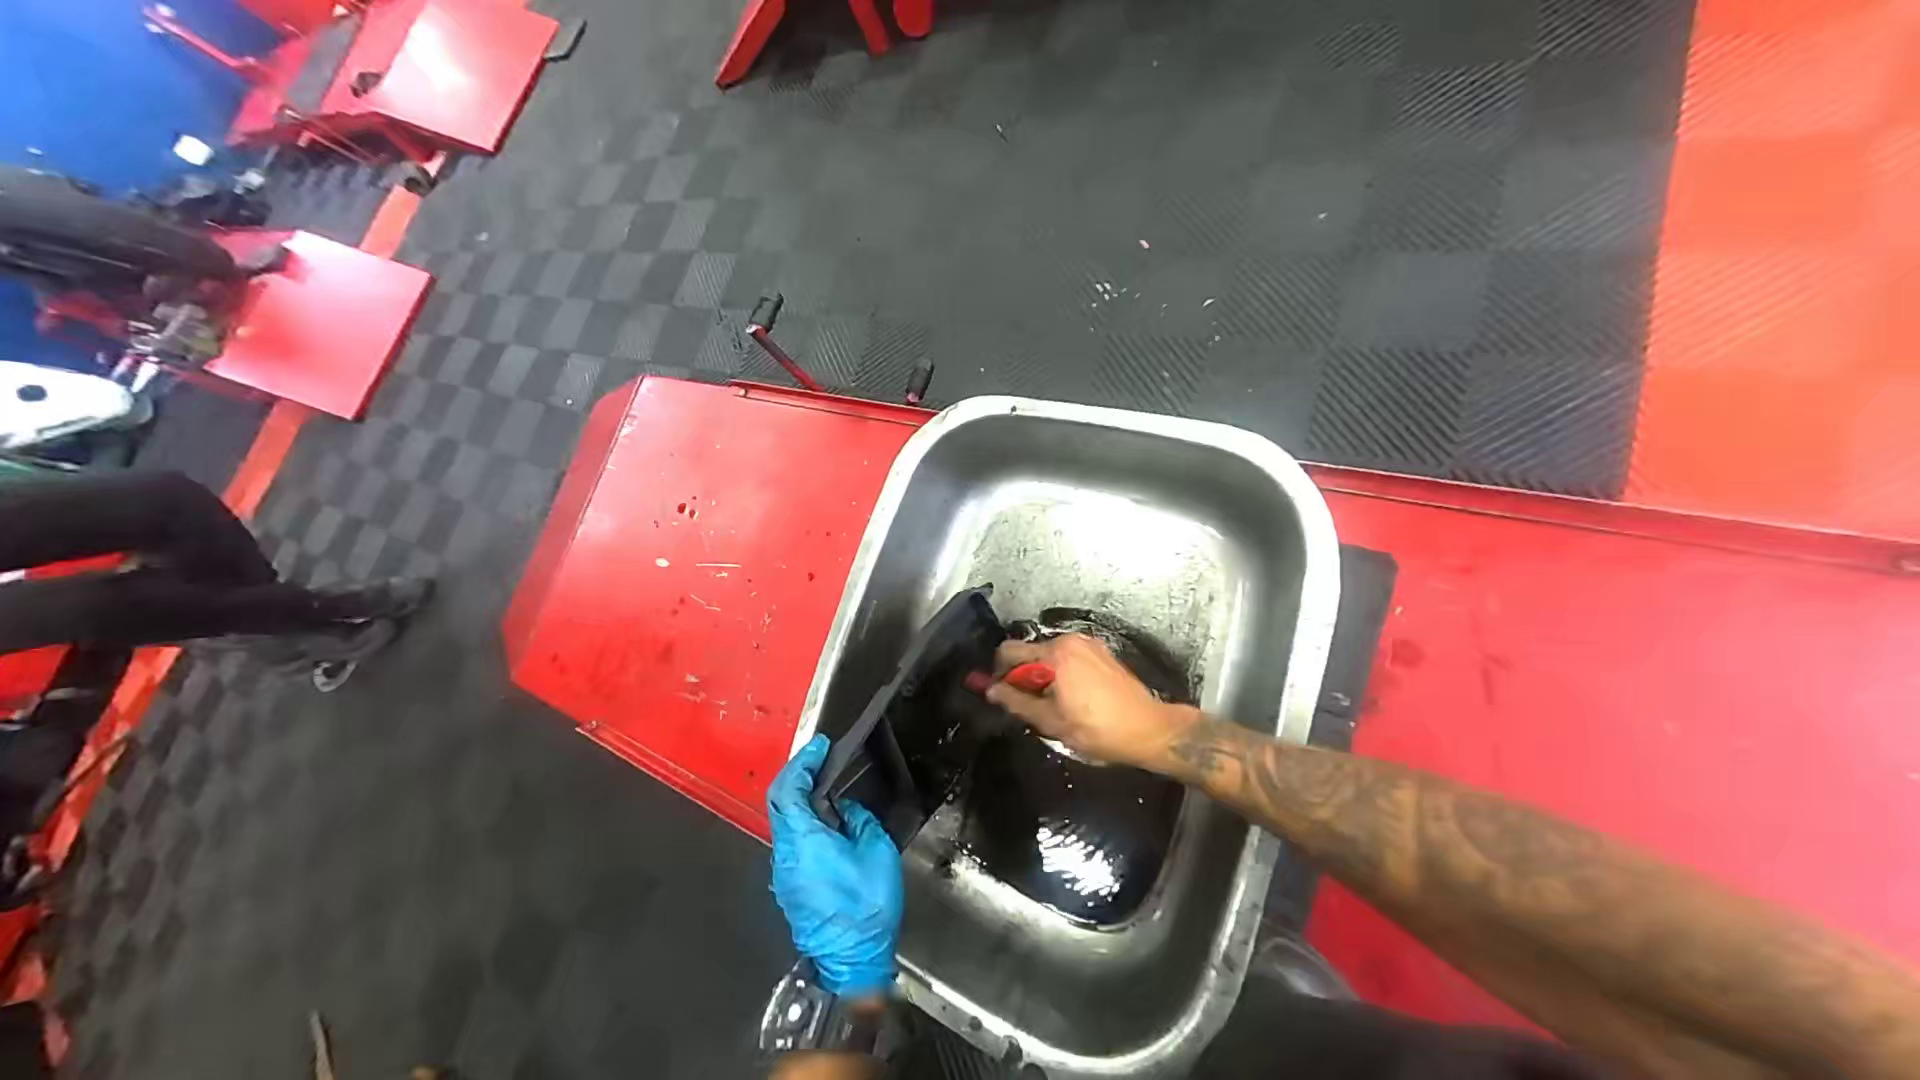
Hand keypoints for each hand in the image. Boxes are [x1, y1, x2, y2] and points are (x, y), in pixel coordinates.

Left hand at [766, 734, 902, 998]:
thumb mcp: (876, 851)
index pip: (789, 788)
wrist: (854, 961)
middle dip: (795, 775)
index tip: (819, 747)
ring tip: (824, 785)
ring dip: (799, 798)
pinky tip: (824, 820)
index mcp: (803, 840)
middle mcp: (785, 853)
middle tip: (817, 759)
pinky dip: (803, 821)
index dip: (802, 762)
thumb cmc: (867, 906)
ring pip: (783, 822)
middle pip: (779, 802)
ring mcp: (784, 872)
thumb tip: (846, 811)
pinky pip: (791, 841)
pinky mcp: (790, 886)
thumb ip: (859, 820)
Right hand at [983, 634, 1199, 771]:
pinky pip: (1068, 658)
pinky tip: (1070, 700)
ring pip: (1049, 656)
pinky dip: (1060, 673)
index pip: (1009, 651)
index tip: (998, 693)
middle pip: (1030, 653)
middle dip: (1023, 677)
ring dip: (1042, 677)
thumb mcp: (1051, 722)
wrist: (1150, 730)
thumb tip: (991, 690)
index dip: (997, 673)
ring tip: (1051, 707)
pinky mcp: (1102, 653)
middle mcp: (1071, 641)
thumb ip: (1016, 702)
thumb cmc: (1100, 730)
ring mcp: (1089, 644)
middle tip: (1027, 706)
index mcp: (1055, 654)